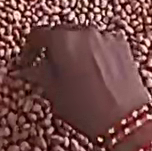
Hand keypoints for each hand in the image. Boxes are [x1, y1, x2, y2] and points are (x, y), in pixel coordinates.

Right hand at [17, 24, 149, 138]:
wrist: (126, 119)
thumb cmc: (86, 108)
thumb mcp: (53, 93)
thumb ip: (37, 73)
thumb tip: (26, 68)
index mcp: (62, 40)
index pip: (38, 34)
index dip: (30, 48)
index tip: (28, 59)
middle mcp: (84, 31)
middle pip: (62, 32)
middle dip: (54, 47)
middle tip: (50, 68)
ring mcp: (105, 35)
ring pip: (83, 37)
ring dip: (76, 49)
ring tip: (76, 72)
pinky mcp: (122, 43)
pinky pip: (101, 42)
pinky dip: (95, 51)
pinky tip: (96, 71)